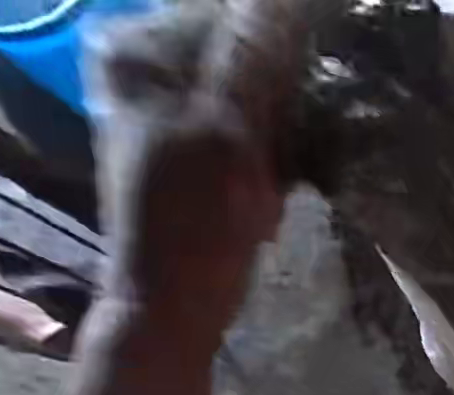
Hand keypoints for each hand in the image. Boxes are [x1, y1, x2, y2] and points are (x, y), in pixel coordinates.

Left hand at [88, 0, 308, 312]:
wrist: (174, 306)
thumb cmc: (192, 225)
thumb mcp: (225, 136)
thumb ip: (253, 56)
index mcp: (139, 47)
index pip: (227, 9)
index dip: (279, 38)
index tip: (314, 76)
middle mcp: (151, 67)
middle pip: (239, 50)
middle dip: (280, 92)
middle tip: (291, 139)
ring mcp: (175, 112)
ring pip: (251, 93)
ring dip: (281, 129)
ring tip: (277, 174)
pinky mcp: (199, 150)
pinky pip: (250, 129)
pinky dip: (272, 154)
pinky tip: (272, 188)